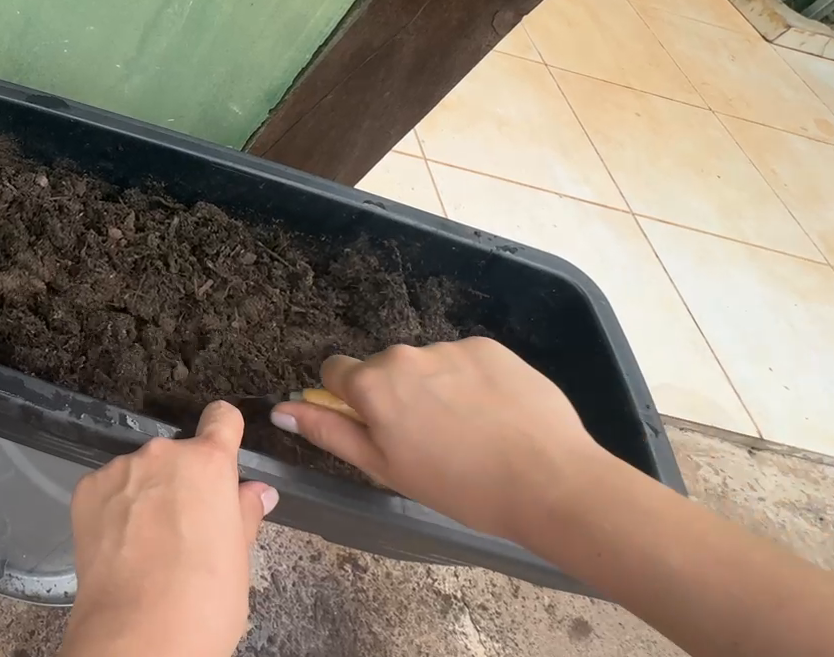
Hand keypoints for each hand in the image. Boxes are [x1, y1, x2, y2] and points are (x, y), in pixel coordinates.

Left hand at [59, 402, 278, 656]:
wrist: (138, 633)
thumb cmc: (204, 601)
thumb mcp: (239, 559)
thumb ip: (244, 513)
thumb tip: (258, 491)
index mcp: (207, 464)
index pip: (221, 418)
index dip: (225, 429)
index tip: (224, 443)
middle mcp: (162, 454)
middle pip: (176, 457)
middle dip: (181, 482)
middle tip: (184, 528)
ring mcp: (120, 468)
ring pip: (140, 473)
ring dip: (145, 494)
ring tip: (148, 545)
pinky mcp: (87, 488)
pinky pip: (108, 489)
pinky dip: (114, 509)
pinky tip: (120, 546)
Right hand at [271, 337, 614, 542]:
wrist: (554, 484)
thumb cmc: (460, 486)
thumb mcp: (384, 468)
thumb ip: (328, 432)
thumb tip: (279, 409)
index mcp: (371, 385)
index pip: (334, 372)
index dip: (350, 399)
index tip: (378, 425)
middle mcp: (401, 355)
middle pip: (382, 368)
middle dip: (396, 394)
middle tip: (430, 438)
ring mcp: (447, 347)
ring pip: (425, 365)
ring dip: (435, 388)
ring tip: (472, 431)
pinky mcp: (488, 347)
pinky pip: (465, 360)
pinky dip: (473, 382)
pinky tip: (497, 415)